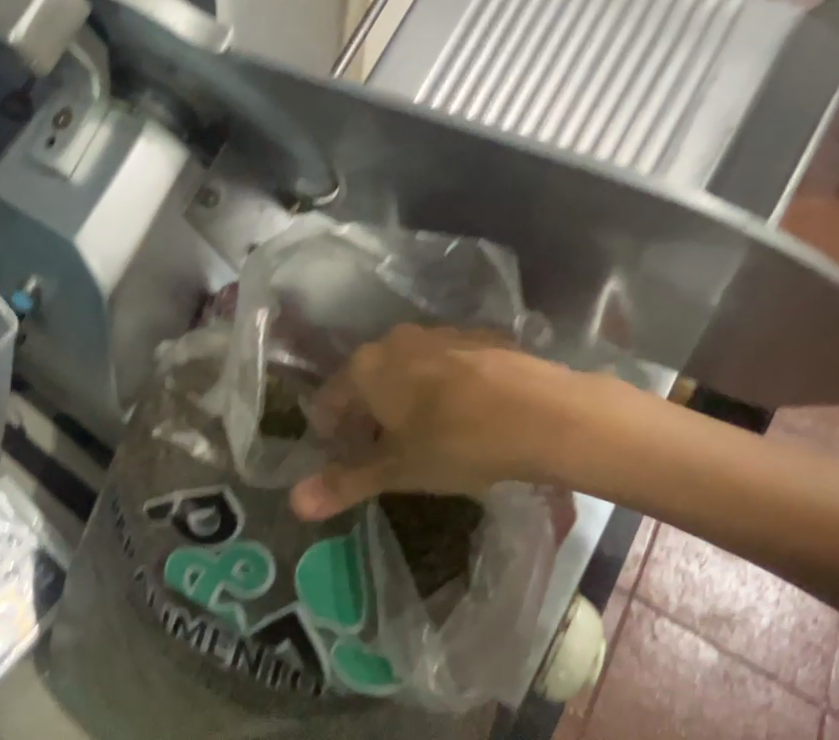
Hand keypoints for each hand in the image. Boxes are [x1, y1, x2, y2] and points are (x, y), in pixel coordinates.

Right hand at [289, 324, 585, 520]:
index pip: (328, 399)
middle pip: (365, 380)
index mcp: (364, 368)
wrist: (544, 412)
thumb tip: (294, 503)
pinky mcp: (477, 337)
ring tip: (426, 436)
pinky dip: (442, 387)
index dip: (330, 433)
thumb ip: (345, 482)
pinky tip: (466, 416)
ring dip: (405, 398)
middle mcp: (392, 341)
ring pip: (405, 369)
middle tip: (384, 453)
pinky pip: (444, 365)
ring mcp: (437, 334)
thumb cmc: (457, 442)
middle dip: (368, 415)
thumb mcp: (398, 470)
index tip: (343, 459)